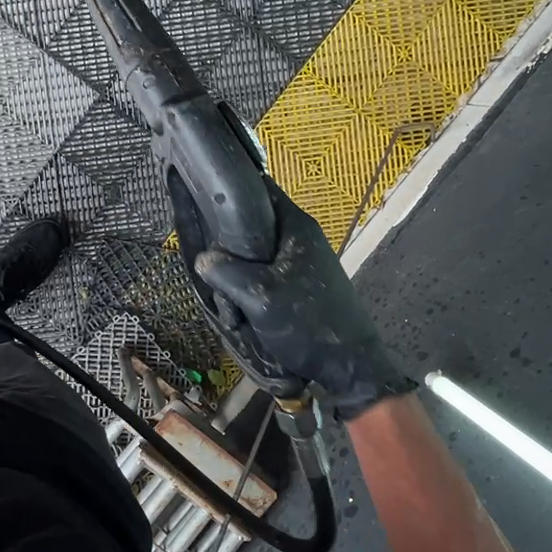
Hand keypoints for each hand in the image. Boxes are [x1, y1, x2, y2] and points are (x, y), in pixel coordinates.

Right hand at [171, 174, 413, 418]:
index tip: (202, 193)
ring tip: (227, 294)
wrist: (349, 366)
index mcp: (296, 225)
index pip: (259, 186)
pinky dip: (249, 284)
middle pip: (252, 220)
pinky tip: (241, 306)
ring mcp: (301, 260)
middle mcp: (299, 236)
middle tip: (211, 258)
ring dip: (237, 269)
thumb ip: (226, 272)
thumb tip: (202, 259)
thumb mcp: (260, 297)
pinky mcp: (299, 282)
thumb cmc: (308, 323)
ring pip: (254, 250)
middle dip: (228, 238)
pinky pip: (263, 271)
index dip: (231, 184)